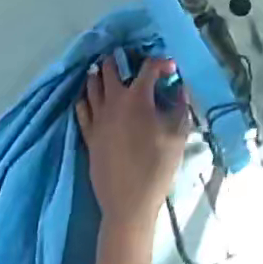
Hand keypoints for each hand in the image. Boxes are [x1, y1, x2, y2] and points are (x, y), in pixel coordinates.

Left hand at [76, 55, 191, 235]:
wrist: (128, 205)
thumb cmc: (157, 168)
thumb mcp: (178, 135)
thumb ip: (180, 108)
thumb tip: (180, 90)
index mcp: (138, 98)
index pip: (149, 67)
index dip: (161, 63)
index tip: (171, 69)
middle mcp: (114, 102)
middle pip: (110, 69)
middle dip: (120, 59)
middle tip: (128, 58)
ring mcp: (98, 119)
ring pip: (92, 85)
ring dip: (100, 74)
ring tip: (105, 70)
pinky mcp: (89, 135)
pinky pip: (82, 109)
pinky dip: (85, 99)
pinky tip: (88, 97)